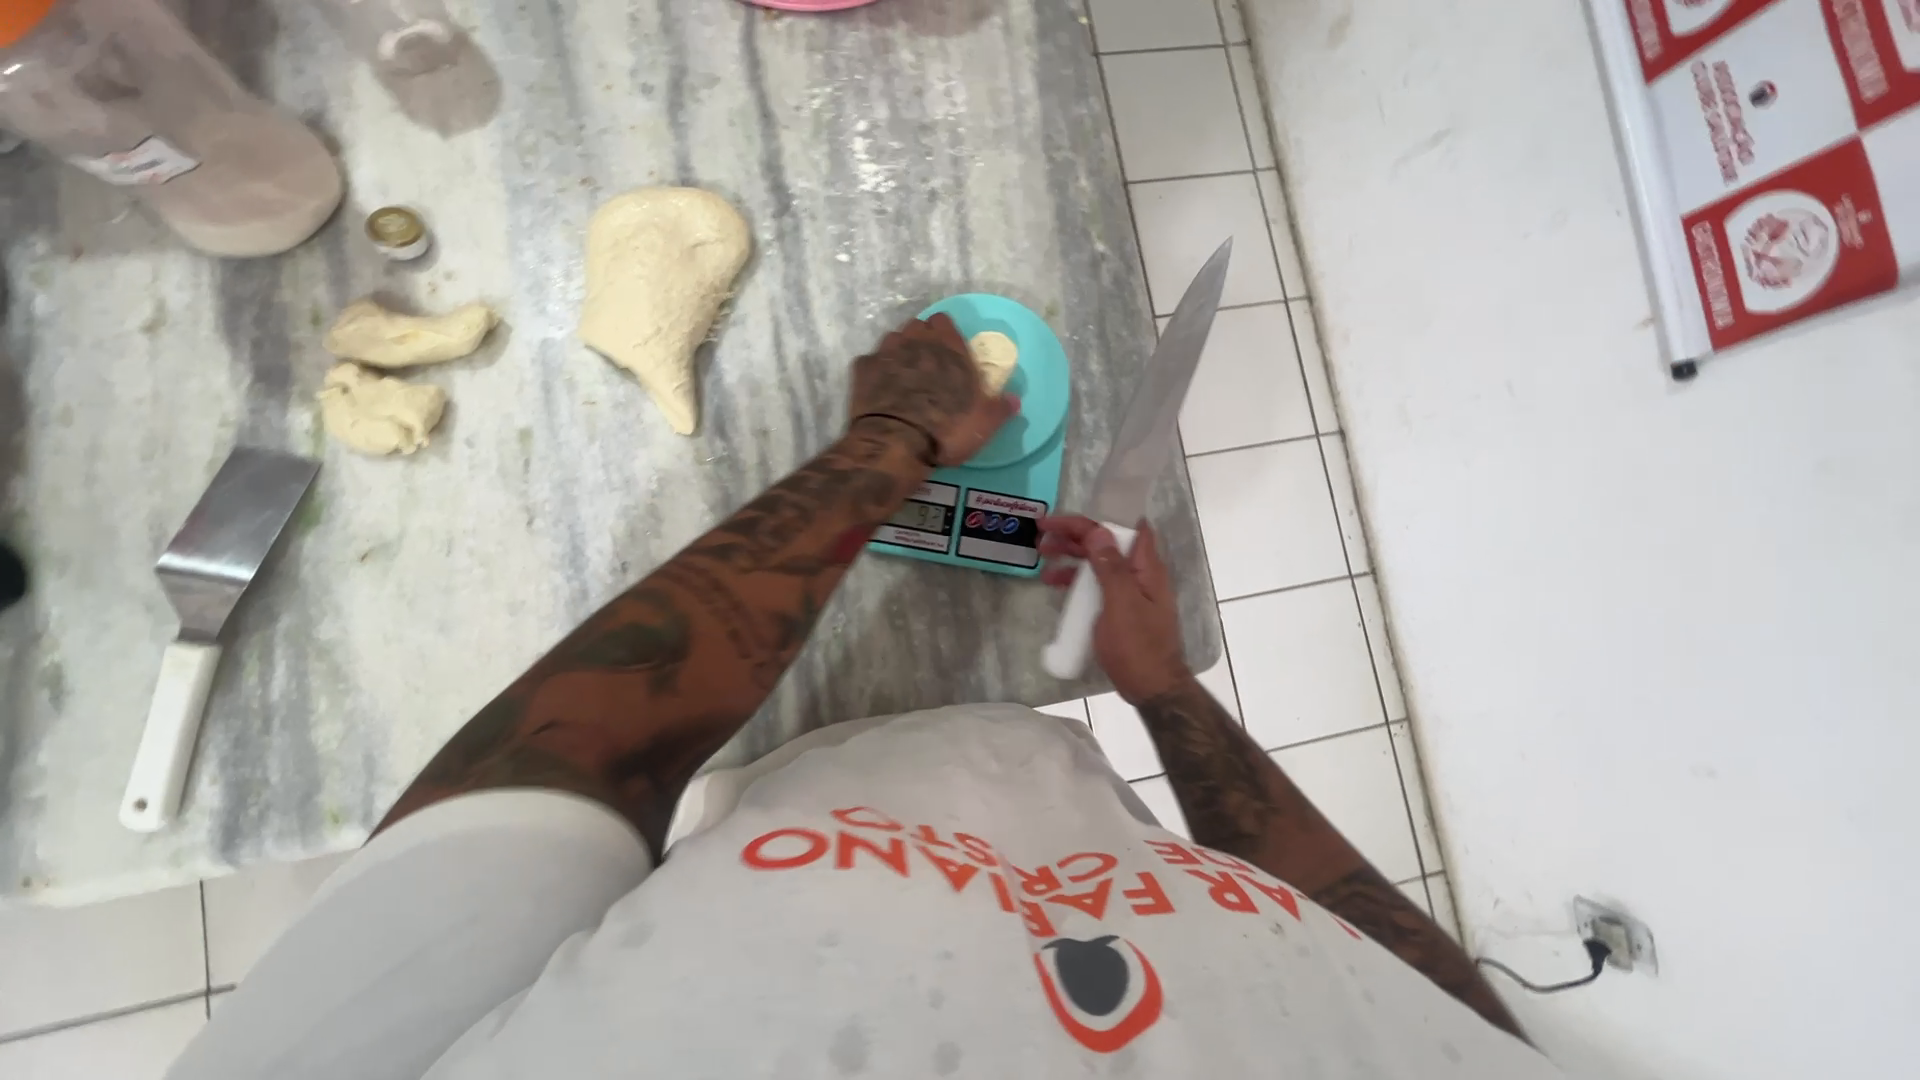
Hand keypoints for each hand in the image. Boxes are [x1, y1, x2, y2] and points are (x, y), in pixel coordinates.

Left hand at [849, 313, 1018, 465]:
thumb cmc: (946, 429)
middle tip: (927, 366)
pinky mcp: (861, 370)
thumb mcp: (984, 423)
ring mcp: (885, 352)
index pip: (943, 320)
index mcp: (947, 346)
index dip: (945, 334)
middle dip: (921, 341)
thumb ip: (1000, 407)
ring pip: (892, 340)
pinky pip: (870, 362)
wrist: (895, 443)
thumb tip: (1015, 400)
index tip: (949, 353)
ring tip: (903, 377)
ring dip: (898, 353)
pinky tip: (880, 390)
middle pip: (916, 327)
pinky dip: (876, 372)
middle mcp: (915, 341)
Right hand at [1039, 515, 1190, 703]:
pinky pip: (1095, 584)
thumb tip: (1098, 531)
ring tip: (1042, 557)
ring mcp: (1130, 591)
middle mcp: (1139, 573)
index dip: (1094, 517)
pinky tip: (1054, 583)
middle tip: (1042, 536)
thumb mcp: (1121, 604)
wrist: (1152, 687)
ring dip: (1071, 555)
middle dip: (1075, 535)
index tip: (1063, 519)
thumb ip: (1111, 567)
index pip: (1123, 526)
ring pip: (1098, 562)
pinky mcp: (1119, 608)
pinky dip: (1075, 579)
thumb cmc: (1138, 646)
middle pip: (1106, 542)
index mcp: (1146, 567)